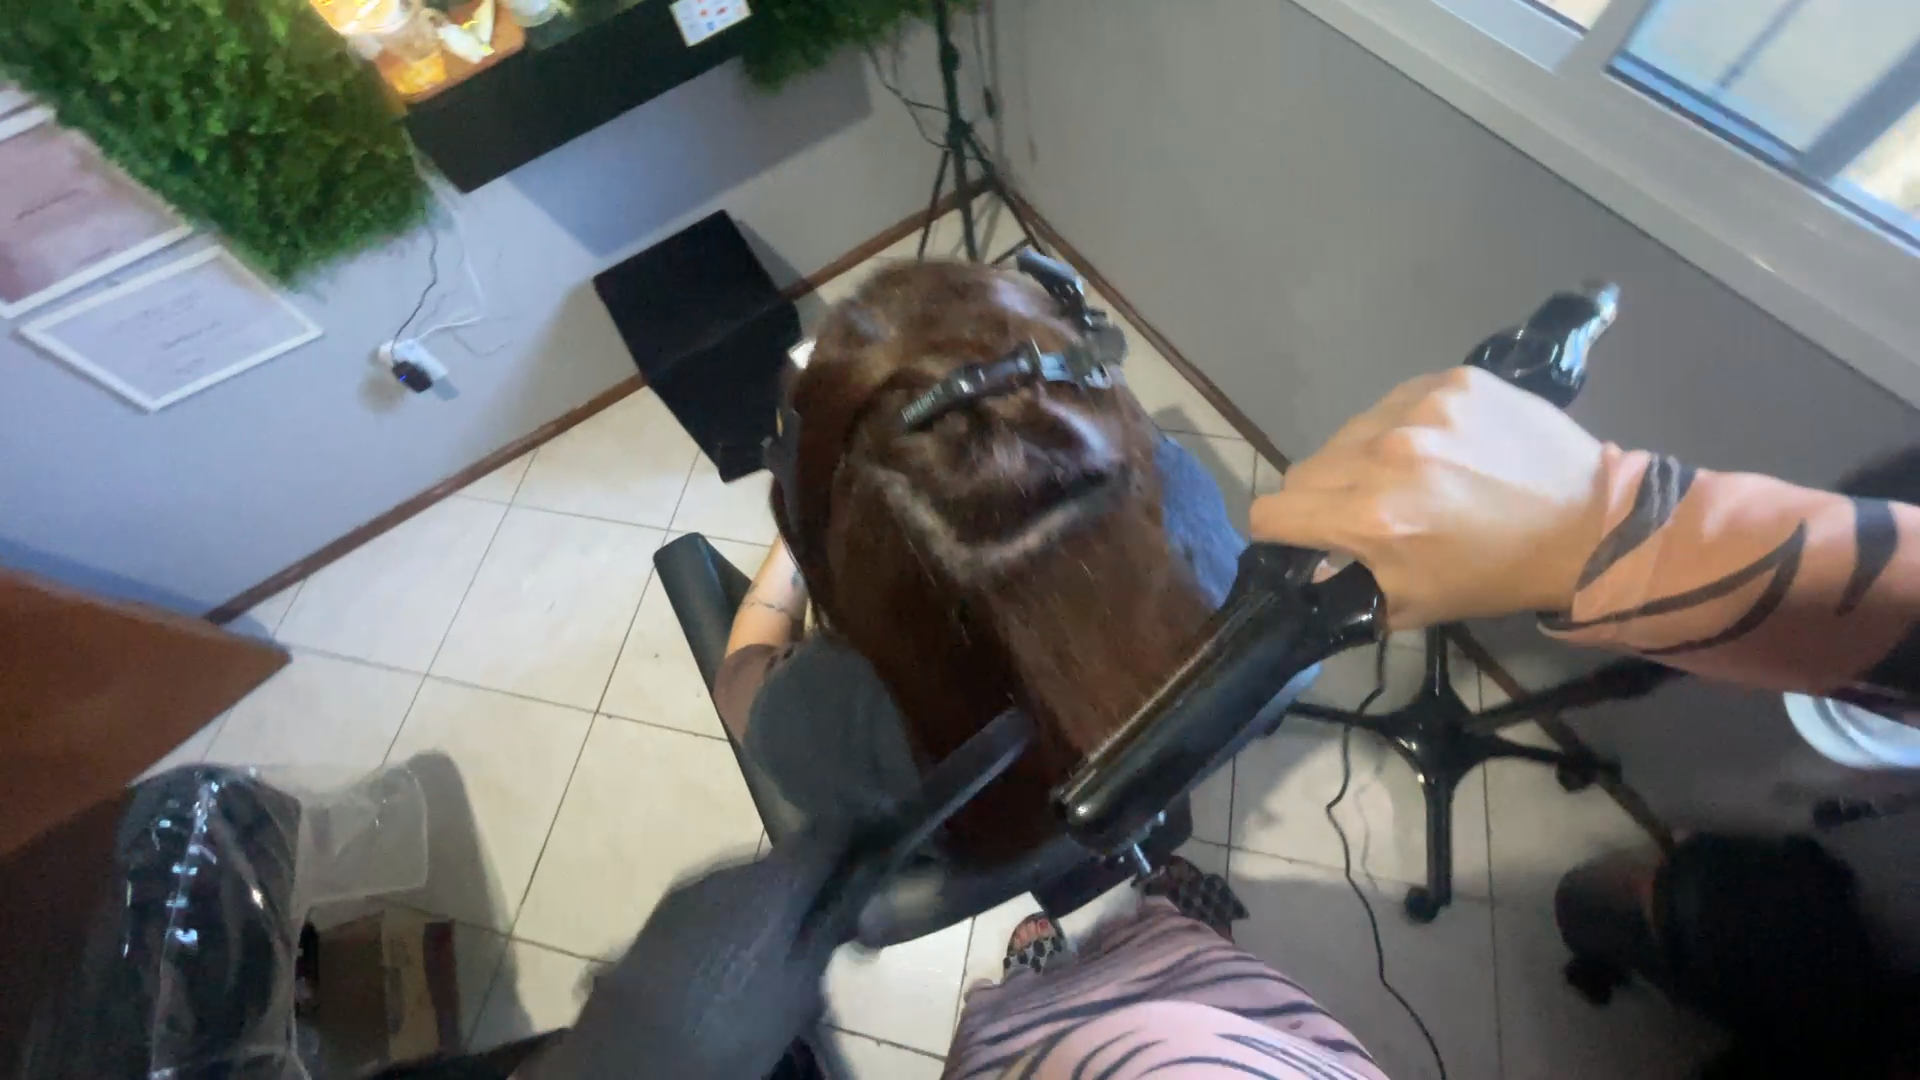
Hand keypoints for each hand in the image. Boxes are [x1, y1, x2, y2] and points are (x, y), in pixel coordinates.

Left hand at [536, 824, 855, 1079]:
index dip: (855, 837)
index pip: (828, 833)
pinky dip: (738, 915)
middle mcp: (735, 868)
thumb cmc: (731, 1029)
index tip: (873, 852)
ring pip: (752, 880)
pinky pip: (719, 897)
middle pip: (789, 859)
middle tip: (825, 926)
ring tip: (776, 951)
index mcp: (776, 881)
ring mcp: (694, 886)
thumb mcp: (798, 988)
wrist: (629, 1059)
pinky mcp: (665, 910)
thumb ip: (831, 929)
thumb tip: (861, 891)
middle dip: (812, 884)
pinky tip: (733, 957)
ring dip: (772, 901)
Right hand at [1250, 367, 1608, 629]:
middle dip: (1318, 498)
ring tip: (1408, 476)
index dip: (1277, 530)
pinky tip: (1437, 447)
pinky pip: (1388, 405)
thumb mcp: (1407, 602)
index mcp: (1368, 518)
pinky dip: (1398, 428)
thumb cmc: (1494, 573)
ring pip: (1342, 436)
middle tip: (1361, 510)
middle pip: (1301, 472)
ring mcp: (1417, 411)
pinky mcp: (1448, 381)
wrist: (1593, 524)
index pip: (1271, 511)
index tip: (1299, 536)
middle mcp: (1382, 456)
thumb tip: (1309, 563)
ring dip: (1358, 460)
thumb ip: (1342, 586)